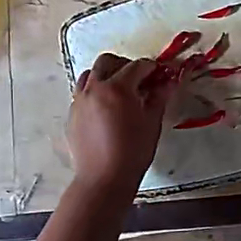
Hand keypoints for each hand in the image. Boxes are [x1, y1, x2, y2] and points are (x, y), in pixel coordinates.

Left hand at [68, 54, 175, 189]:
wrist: (103, 179)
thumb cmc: (133, 152)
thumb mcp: (152, 123)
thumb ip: (159, 98)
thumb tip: (168, 83)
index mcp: (117, 88)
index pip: (136, 66)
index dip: (151, 68)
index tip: (159, 73)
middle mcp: (94, 88)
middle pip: (107, 62)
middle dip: (124, 65)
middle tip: (138, 79)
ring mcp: (80, 101)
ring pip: (90, 75)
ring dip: (105, 76)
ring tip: (118, 91)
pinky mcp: (72, 114)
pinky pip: (82, 93)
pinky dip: (94, 92)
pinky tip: (106, 109)